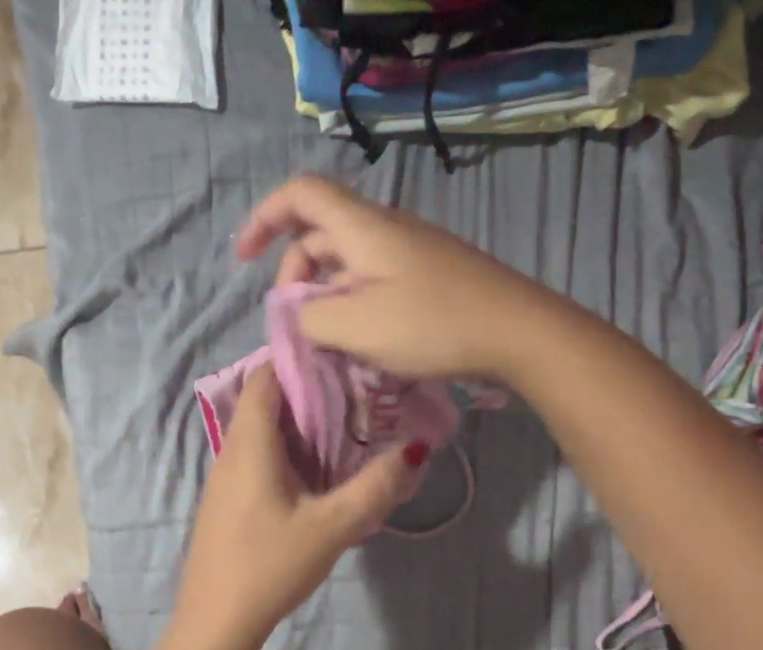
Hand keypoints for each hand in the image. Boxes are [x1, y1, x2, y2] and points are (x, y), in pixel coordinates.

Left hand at [173, 365, 423, 648]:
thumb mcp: (331, 527)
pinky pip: (261, 462)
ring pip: (265, 436)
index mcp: (249, 445)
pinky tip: (322, 477)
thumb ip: (375, 487)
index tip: (345, 358)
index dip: (301, 360)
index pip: (266, 377)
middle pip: (268, 404)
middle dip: (312, 394)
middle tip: (362, 395)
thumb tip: (415, 448)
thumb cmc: (269, 567)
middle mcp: (231, 453)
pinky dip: (291, 455)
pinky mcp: (229, 506)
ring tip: (351, 430)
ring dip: (303, 428)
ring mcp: (225, 481)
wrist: (215, 624)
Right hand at [234, 175, 552, 380]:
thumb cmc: (432, 324)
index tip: (245, 259)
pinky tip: (364, 342)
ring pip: (349, 262)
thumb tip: (299, 313)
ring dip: (326, 295)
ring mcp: (412, 251)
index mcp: (361, 227)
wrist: (517, 332)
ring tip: (327, 341)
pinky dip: (354, 303)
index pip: (300, 195)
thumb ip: (310, 317)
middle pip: (321, 233)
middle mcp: (385, 228)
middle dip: (295, 274)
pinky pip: (376, 279)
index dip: (264, 218)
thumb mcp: (357, 327)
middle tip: (296, 324)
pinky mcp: (431, 275)